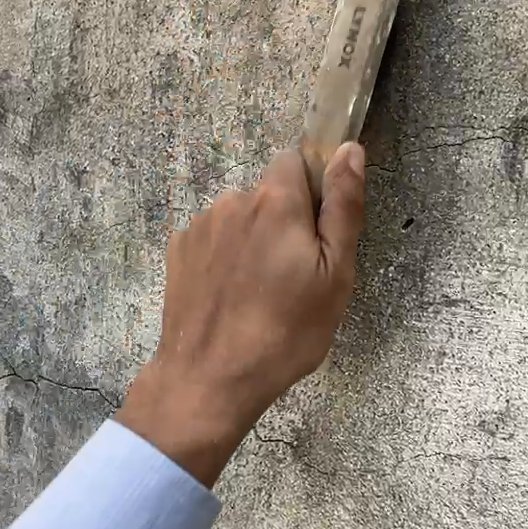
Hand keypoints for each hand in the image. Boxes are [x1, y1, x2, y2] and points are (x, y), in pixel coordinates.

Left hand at [117, 141, 367, 486]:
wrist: (210, 379)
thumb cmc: (285, 331)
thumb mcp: (335, 274)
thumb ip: (343, 206)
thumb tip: (349, 149)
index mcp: (275, 201)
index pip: (295, 161)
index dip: (311, 191)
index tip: (316, 233)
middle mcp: (232, 201)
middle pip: (267, 195)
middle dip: (283, 222)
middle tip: (293, 276)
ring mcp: (199, 226)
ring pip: (239, 219)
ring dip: (252, 240)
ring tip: (258, 293)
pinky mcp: (177, 251)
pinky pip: (212, 240)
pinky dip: (224, 258)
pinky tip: (229, 297)